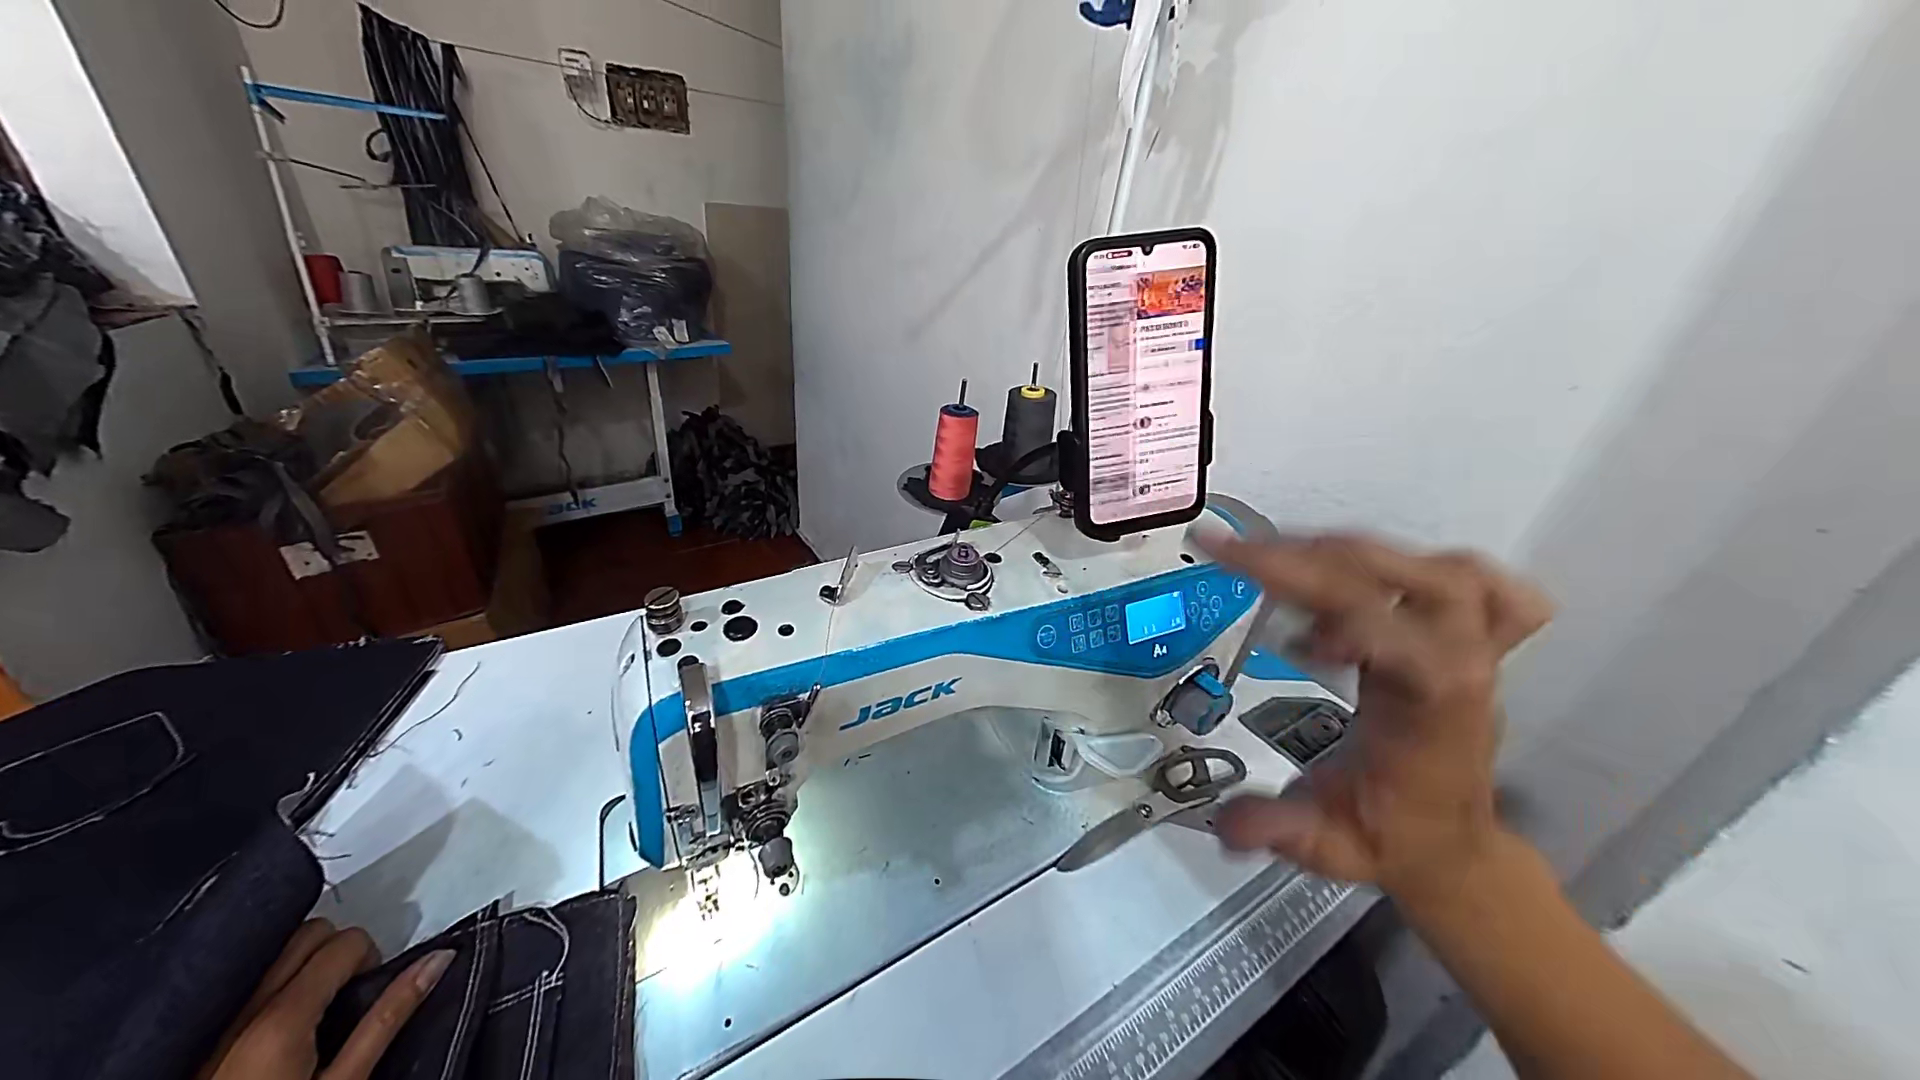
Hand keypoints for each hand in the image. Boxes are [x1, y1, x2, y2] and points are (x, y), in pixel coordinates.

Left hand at [199, 918, 453, 1079]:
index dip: (370, 957)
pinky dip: (262, 986)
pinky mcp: (186, 1046)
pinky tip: (268, 1021)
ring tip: (310, 1006)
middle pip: (306, 934)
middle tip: (345, 992)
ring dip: (297, 963)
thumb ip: (389, 1016)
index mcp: (281, 1019)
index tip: (370, 988)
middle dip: (336, 950)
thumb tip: (437, 960)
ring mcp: (206, 1028)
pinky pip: (234, 987)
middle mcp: (239, 1012)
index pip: (345, 941)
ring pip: (268, 953)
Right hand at [1202, 533, 1551, 903]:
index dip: (1325, 599)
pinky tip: (1361, 573)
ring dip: (1355, 554)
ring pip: (1443, 569)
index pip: (1391, 632)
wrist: (1450, 846)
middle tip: (1241, 554)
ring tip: (1283, 559)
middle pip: (1411, 581)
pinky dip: (1418, 564)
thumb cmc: (1391, 839)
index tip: (1254, 593)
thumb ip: (1279, 830)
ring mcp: (1475, 652)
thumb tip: (1227, 822)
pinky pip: (1475, 581)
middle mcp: (1462, 668)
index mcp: (1429, 711)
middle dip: (1317, 559)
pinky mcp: (1465, 644)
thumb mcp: (1329, 846)